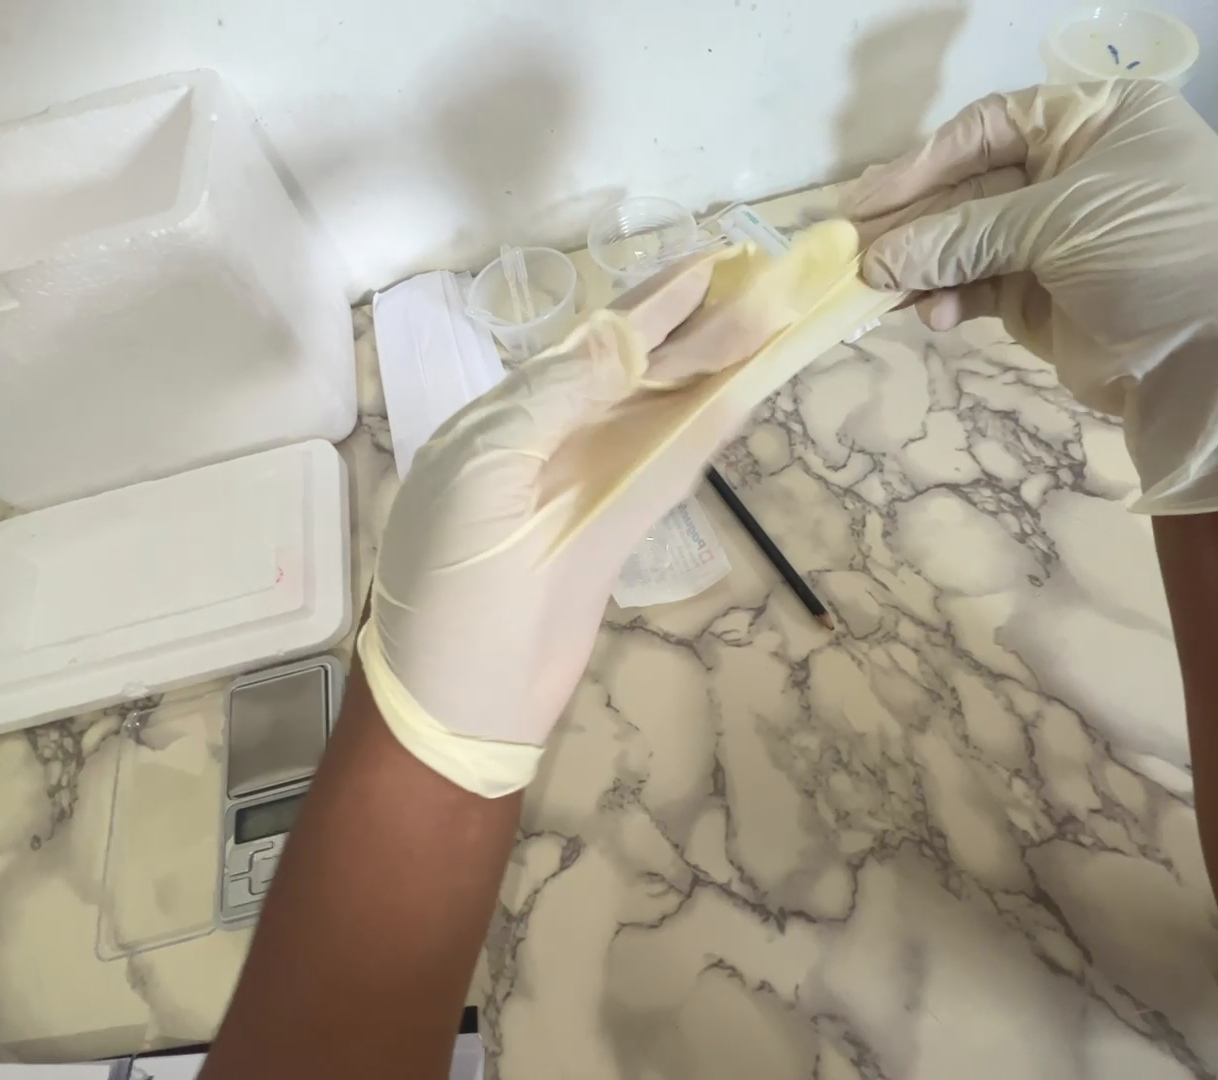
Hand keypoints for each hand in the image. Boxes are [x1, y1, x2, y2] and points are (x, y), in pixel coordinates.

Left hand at [359, 252, 788, 796]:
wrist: (464, 694)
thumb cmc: (452, 583)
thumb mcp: (481, 473)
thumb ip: (550, 400)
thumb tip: (620, 339)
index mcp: (507, 415)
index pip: (590, 343)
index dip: (650, 304)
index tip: (709, 266)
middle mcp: (553, 438)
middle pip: (634, 370)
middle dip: (693, 327)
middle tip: (758, 283)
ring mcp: (591, 482)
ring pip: (659, 411)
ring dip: (709, 371)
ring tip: (765, 325)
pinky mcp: (619, 526)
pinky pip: (670, 465)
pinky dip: (705, 430)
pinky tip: (742, 395)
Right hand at [842, 79, 1217, 513]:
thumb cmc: (1160, 251)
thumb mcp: (1063, 221)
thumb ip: (963, 235)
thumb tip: (876, 260)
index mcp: (1093, 122)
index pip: (988, 128)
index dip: (923, 162)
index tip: (866, 200)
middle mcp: (1067, 175)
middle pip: (965, 190)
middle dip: (912, 223)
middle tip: (853, 252)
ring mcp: (1048, 241)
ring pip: (961, 246)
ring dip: (922, 268)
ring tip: (880, 292)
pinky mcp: (1034, 298)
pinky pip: (972, 289)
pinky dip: (948, 301)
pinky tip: (933, 316)